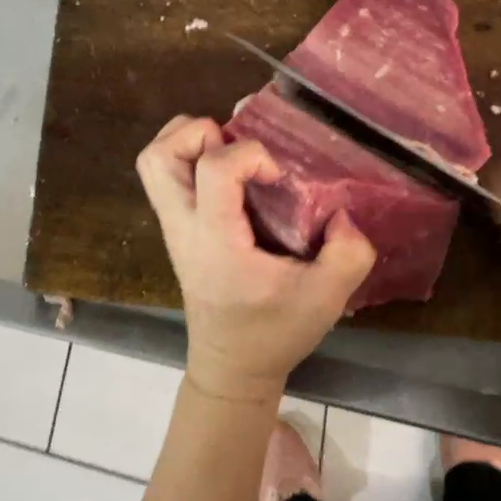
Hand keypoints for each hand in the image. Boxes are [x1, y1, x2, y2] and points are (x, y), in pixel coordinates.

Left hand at [136, 116, 375, 402]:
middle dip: (198, 134)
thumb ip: (348, 254)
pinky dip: (186, 156)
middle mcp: (183, 225)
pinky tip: (225, 171)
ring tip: (227, 152)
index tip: (278, 177)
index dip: (249, 156)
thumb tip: (343, 213)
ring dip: (186, 141)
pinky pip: (163, 174)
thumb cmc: (274, 333)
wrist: (231, 366)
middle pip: (159, 155)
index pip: (213, 169)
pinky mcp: (175, 226)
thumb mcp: (326, 299)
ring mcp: (172, 225)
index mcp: (216, 240)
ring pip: (153, 160)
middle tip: (238, 150)